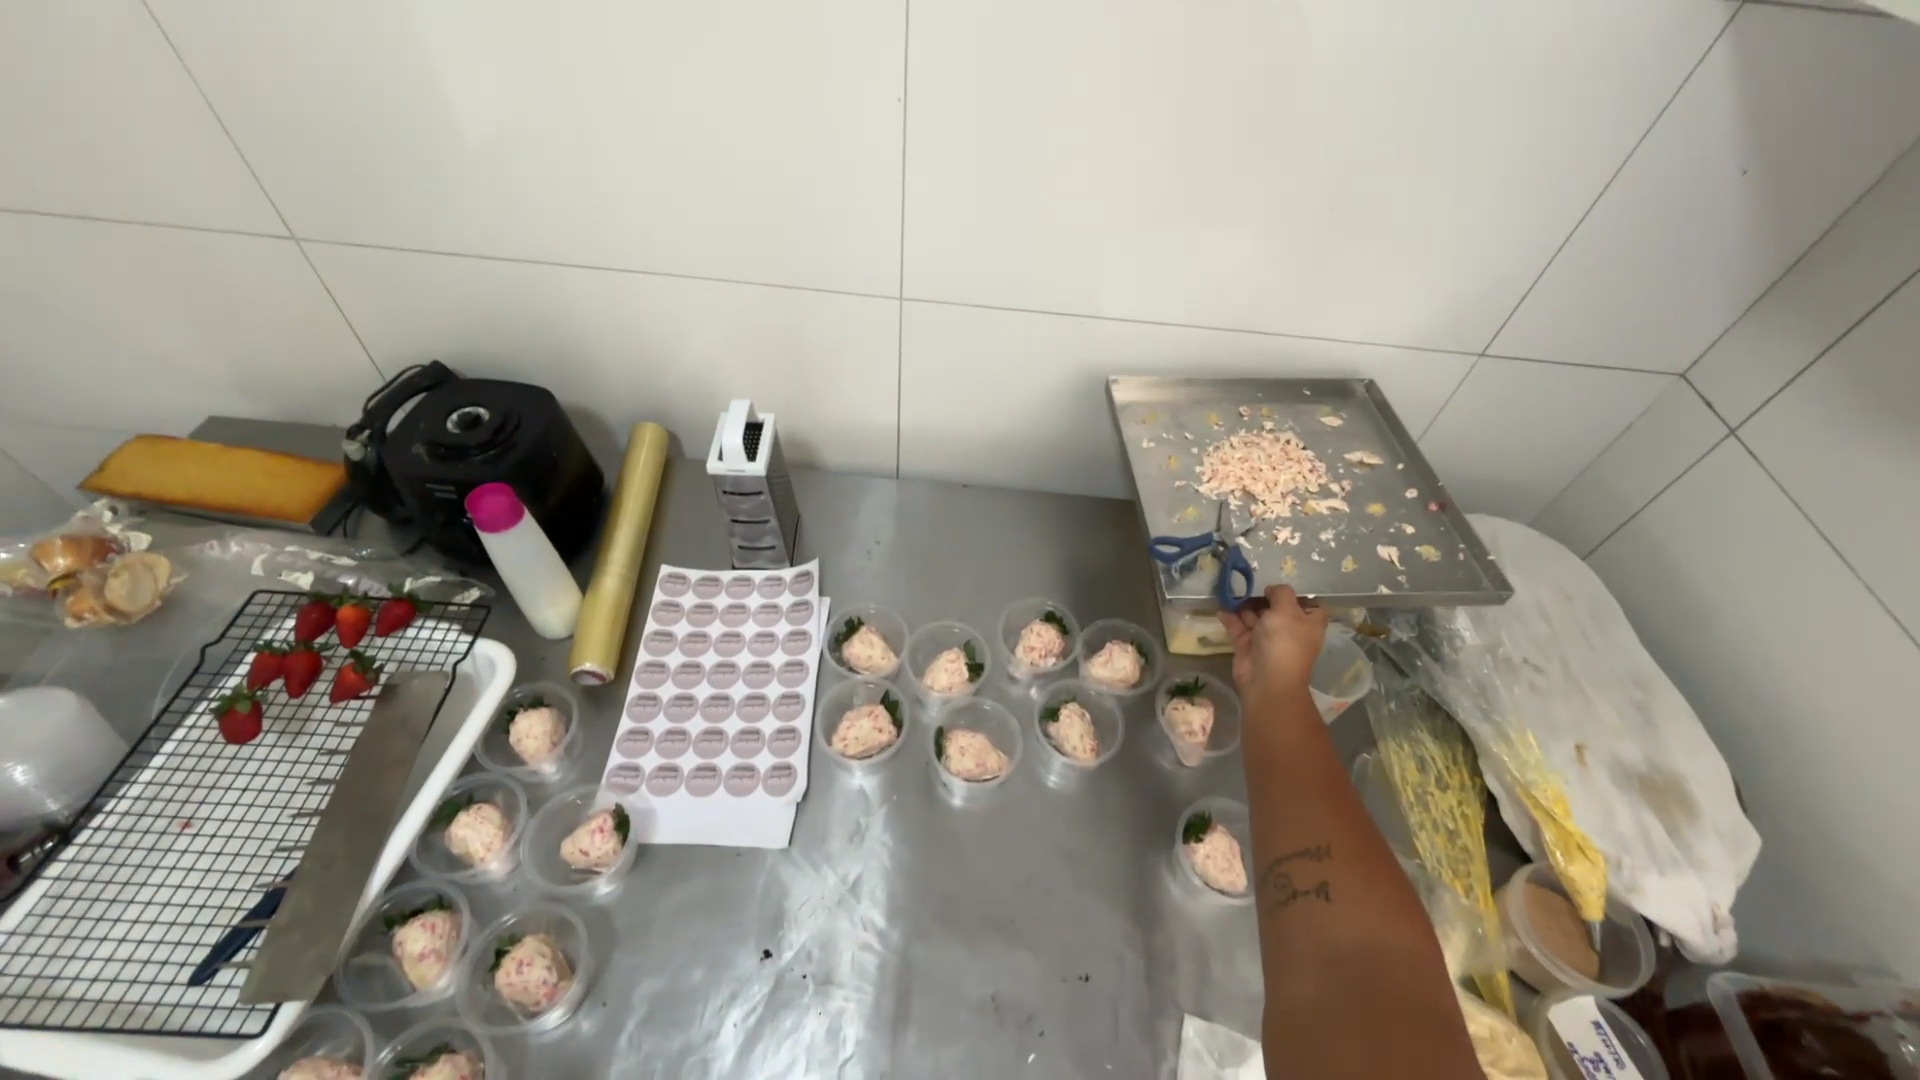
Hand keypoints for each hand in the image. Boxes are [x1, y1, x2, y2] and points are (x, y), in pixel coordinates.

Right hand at [1217, 585, 1328, 702]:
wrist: (1267, 680)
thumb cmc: (1284, 642)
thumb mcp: (1287, 610)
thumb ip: (1281, 593)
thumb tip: (1271, 590)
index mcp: (1308, 622)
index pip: (1306, 603)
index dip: (1293, 594)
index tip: (1278, 585)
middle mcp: (1288, 628)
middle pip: (1275, 607)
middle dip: (1261, 596)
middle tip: (1246, 583)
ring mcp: (1266, 637)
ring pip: (1254, 615)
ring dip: (1242, 604)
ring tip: (1229, 591)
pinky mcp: (1247, 645)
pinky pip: (1237, 626)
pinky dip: (1229, 616)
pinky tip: (1220, 606)